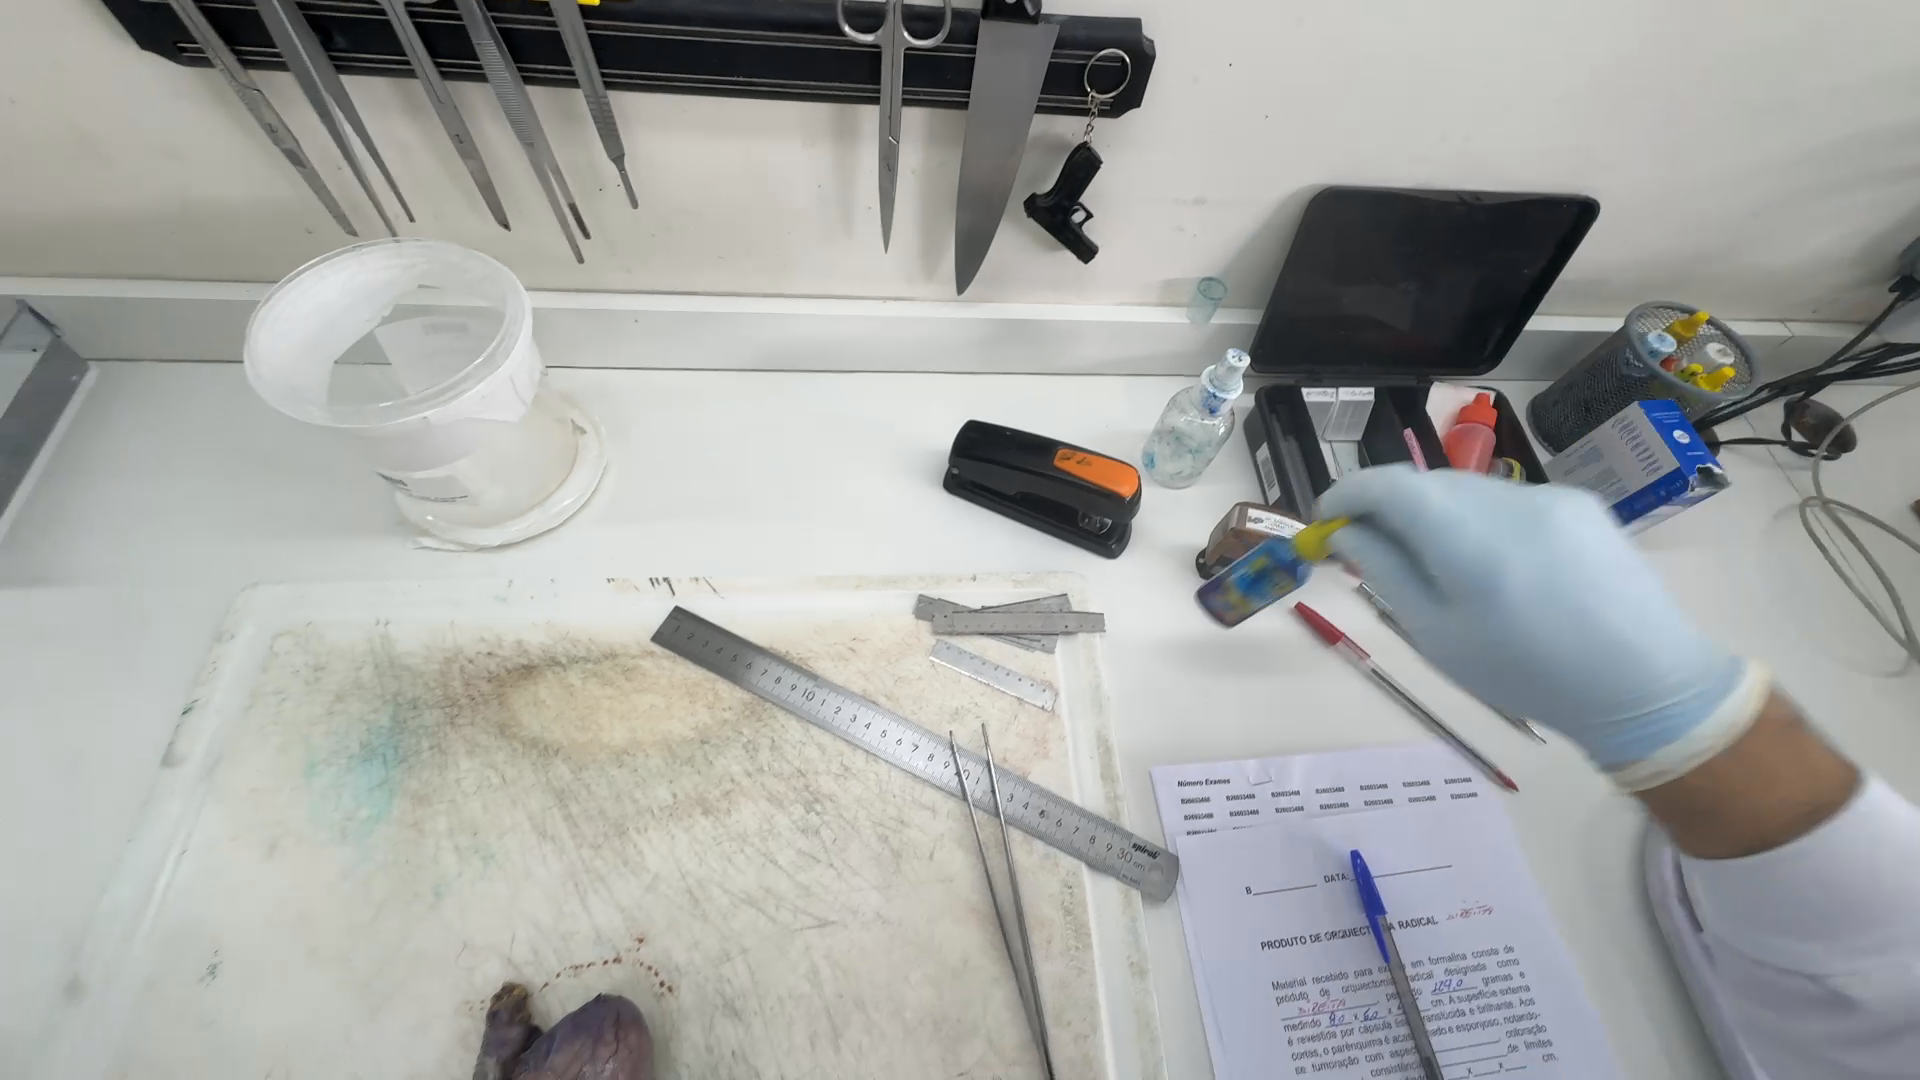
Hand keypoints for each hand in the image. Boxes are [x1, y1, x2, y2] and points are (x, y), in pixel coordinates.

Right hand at [1317, 465, 1770, 789]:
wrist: (1648, 685)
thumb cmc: (1523, 672)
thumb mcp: (1433, 632)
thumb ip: (1382, 570)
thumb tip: (1343, 531)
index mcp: (1469, 541)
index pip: (1388, 485)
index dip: (1346, 493)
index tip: (1325, 518)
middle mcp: (1509, 502)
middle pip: (1422, 483)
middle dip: (1384, 506)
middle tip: (1366, 546)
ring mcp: (1549, 497)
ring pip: (1461, 488)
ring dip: (1427, 512)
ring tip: (1427, 559)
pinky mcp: (1577, 503)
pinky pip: (1501, 498)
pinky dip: (1470, 517)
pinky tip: (1484, 561)